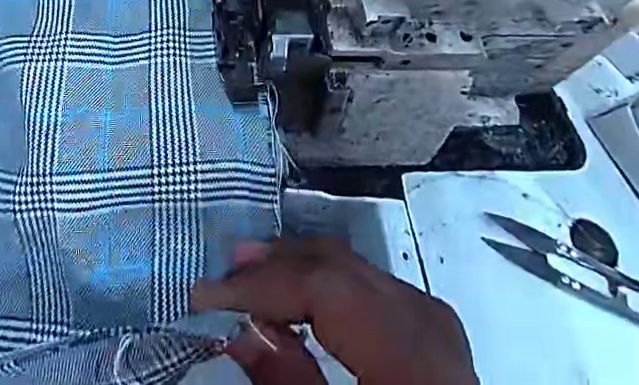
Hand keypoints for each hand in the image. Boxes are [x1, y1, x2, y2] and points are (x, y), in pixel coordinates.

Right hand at [192, 239, 475, 383]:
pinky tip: (299, 298)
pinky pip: (367, 282)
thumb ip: (288, 381)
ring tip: (251, 279)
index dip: (258, 285)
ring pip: (350, 265)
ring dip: (295, 268)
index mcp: (406, 349)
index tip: (206, 294)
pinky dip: (326, 282)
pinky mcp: (433, 324)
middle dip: (274, 266)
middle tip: (224, 277)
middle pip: (335, 264)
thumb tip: (236, 335)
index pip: (320, 286)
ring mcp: (432, 316)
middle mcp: (423, 318)